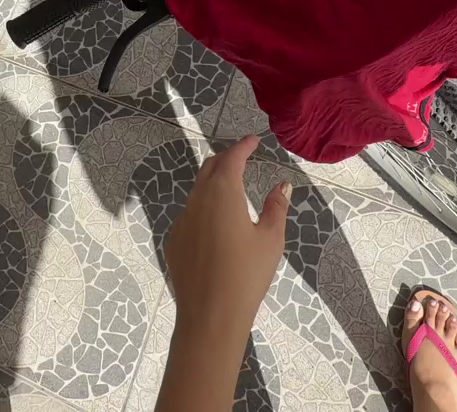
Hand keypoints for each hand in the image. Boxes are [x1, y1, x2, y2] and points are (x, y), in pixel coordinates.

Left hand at [163, 136, 290, 339]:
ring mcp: (182, 219)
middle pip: (210, 167)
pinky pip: (190, 213)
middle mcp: (198, 198)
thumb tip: (282, 184)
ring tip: (232, 191)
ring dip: (214, 182)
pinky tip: (217, 227)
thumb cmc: (246, 275)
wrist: (209, 316)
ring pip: (197, 189)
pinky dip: (204, 208)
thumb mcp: (271, 239)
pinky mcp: (174, 239)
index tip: (254, 140)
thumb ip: (276, 206)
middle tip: (243, 159)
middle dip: (226, 158)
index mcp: (223, 192)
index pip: (232, 157)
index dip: (243, 146)